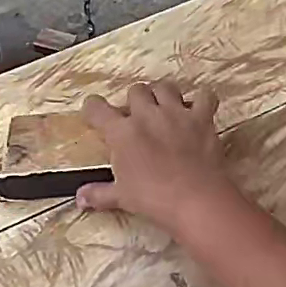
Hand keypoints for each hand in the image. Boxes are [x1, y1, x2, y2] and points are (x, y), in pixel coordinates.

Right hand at [73, 81, 236, 236]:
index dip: (94, 108)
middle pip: (136, 90)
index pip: (96, 108)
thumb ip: (98, 194)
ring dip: (164, 94)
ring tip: (165, 108)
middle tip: (139, 116)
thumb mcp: (122, 197)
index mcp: (122, 132)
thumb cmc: (154, 198)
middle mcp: (148, 115)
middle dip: (136, 100)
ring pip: (166, 87)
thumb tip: (80, 199)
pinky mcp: (202, 119)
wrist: (196, 198)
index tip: (96, 113)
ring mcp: (177, 114)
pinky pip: (205, 96)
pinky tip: (200, 109)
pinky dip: (203, 99)